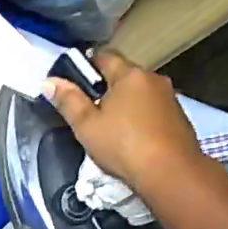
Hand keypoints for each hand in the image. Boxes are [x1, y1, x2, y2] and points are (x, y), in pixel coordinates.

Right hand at [43, 50, 210, 186]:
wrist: (170, 172)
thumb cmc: (122, 146)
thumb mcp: (86, 126)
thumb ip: (68, 101)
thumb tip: (49, 81)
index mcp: (129, 75)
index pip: (104, 56)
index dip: (85, 65)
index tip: (72, 82)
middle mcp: (153, 78)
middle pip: (123, 75)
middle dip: (105, 87)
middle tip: (87, 110)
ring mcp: (169, 97)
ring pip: (138, 93)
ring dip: (123, 103)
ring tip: (108, 127)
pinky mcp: (178, 117)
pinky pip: (151, 109)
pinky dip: (139, 117)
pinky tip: (131, 137)